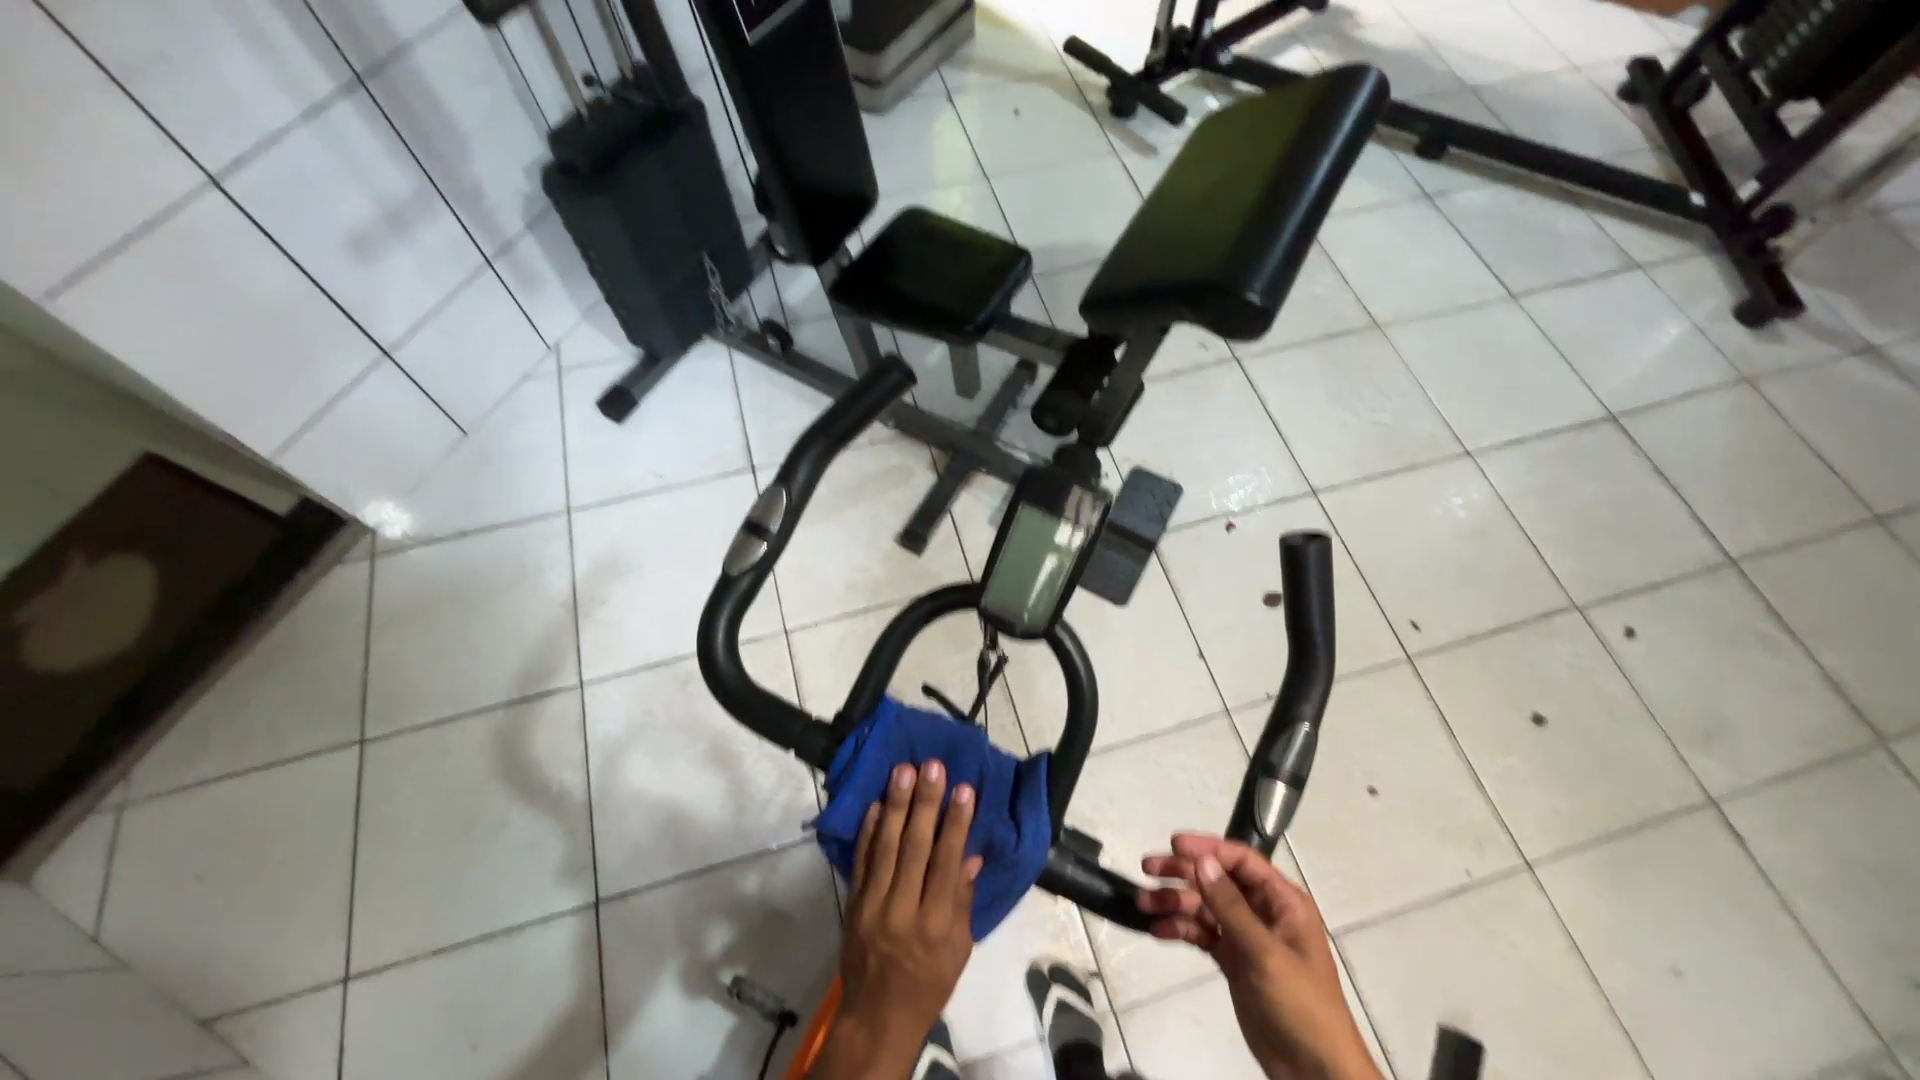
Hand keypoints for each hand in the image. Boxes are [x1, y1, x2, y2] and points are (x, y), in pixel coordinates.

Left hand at [812, 761, 981, 1079]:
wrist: (877, 1016)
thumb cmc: (928, 985)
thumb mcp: (959, 951)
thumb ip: (962, 902)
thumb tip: (970, 857)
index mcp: (936, 925)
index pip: (946, 864)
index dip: (956, 824)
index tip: (964, 789)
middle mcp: (902, 910)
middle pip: (915, 848)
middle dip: (925, 803)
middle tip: (932, 766)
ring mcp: (873, 905)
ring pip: (886, 847)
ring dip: (896, 806)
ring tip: (904, 771)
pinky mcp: (853, 903)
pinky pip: (861, 861)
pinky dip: (868, 831)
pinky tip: (877, 804)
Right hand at [1138, 834, 1380, 1079]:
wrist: (1314, 1069)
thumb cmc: (1300, 1003)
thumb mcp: (1264, 952)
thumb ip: (1230, 906)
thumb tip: (1202, 861)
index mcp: (1283, 902)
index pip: (1241, 861)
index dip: (1208, 849)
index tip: (1173, 844)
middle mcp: (1264, 913)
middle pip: (1218, 880)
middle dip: (1184, 873)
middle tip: (1147, 868)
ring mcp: (1247, 938)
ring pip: (1206, 908)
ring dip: (1176, 903)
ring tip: (1142, 904)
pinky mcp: (1234, 962)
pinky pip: (1203, 935)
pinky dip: (1182, 931)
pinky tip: (1159, 931)